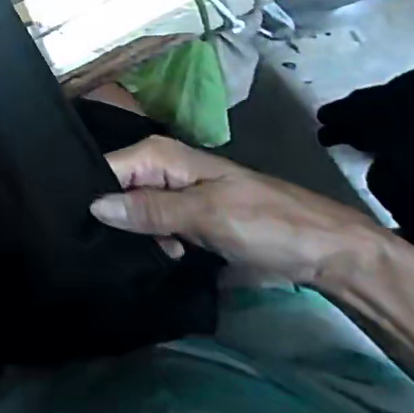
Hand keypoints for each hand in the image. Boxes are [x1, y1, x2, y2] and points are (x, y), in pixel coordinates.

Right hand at [91, 135, 387, 285]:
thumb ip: (149, 210)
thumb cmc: (267, 225)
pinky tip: (168, 257)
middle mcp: (160, 167)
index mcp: (159, 155)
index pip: (105, 169)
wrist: (329, 253)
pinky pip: (153, 225)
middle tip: (116, 248)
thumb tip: (94, 206)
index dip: (94, 195)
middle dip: (114, 217)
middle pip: (115, 189)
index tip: (84, 226)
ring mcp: (174, 192)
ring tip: (153, 255)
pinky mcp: (186, 216)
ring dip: (137, 235)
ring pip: (132, 210)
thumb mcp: (205, 216)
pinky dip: (155, 243)